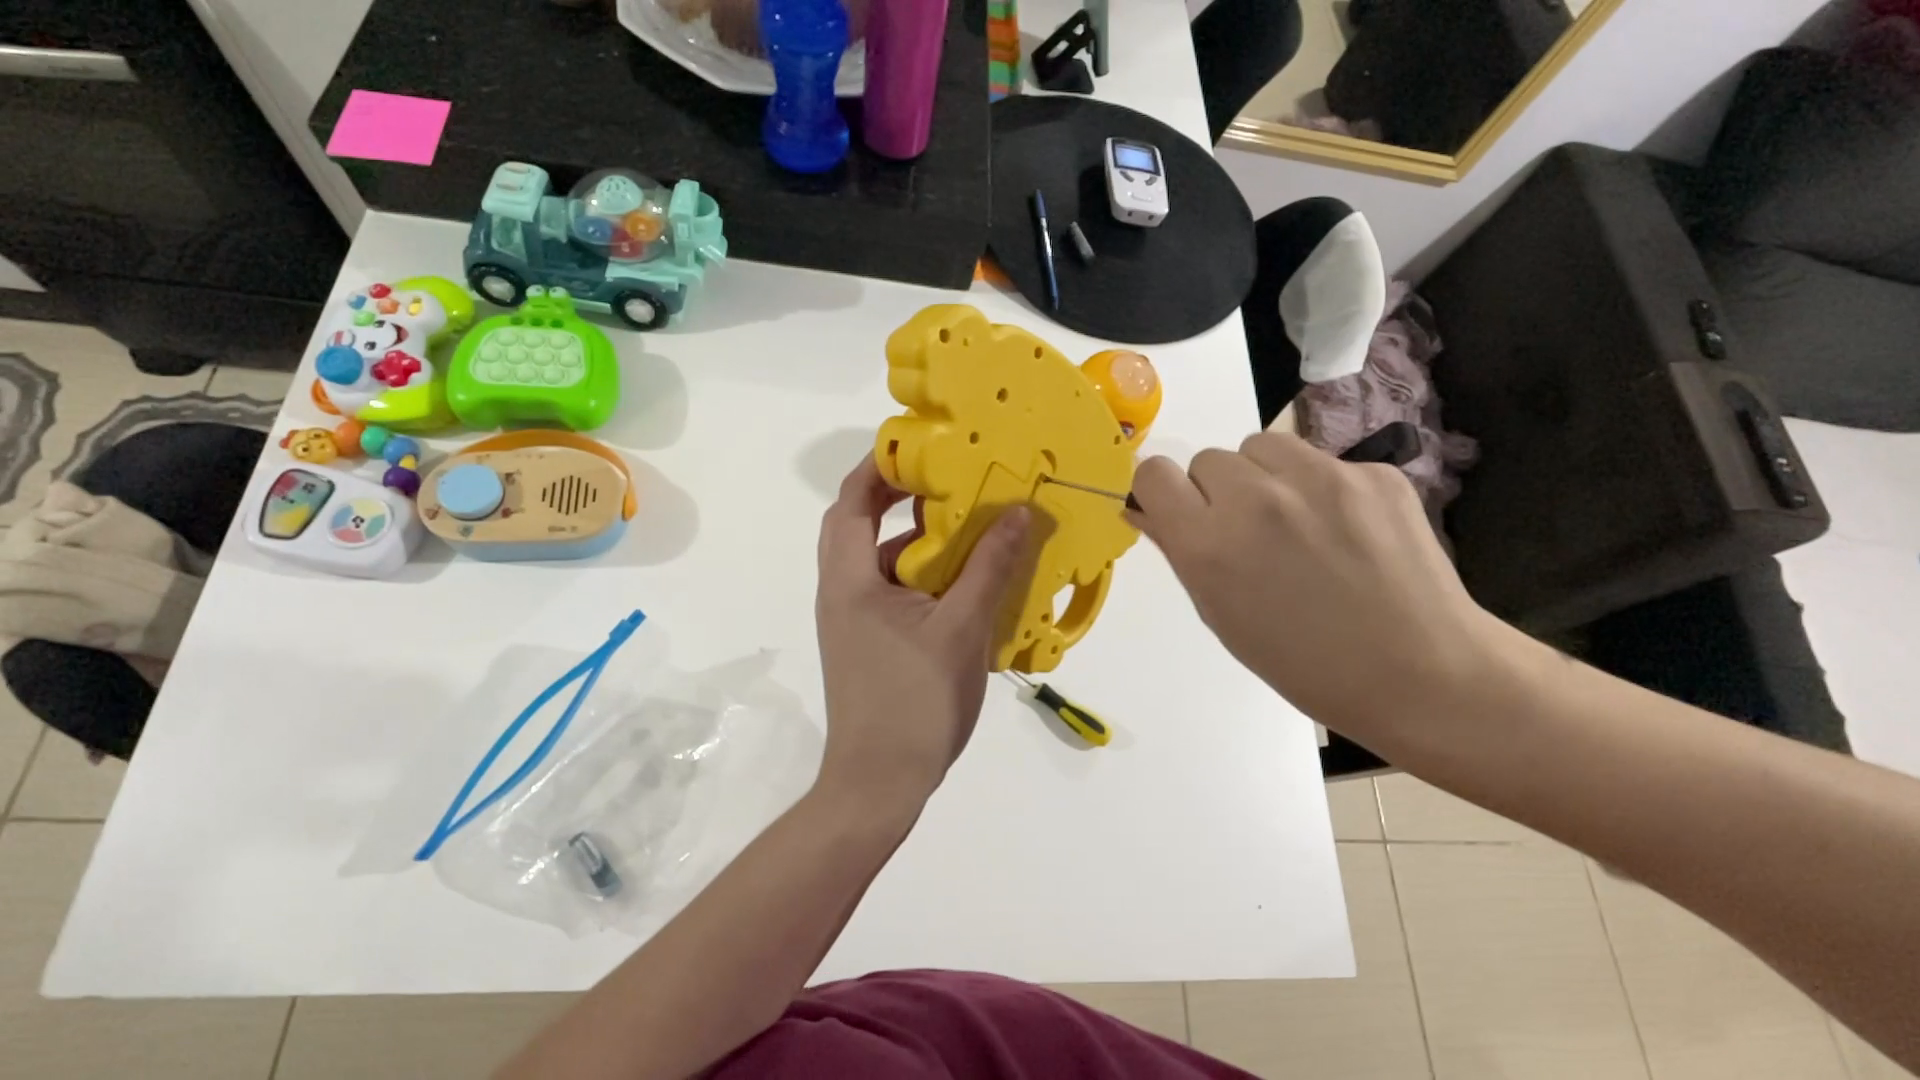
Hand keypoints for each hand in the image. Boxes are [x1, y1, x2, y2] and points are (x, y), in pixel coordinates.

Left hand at [815, 456, 1031, 810]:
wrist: (880, 784)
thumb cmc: (914, 700)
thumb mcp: (961, 628)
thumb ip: (989, 567)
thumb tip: (1020, 512)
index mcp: (849, 578)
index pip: (852, 500)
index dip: (881, 465)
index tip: (924, 445)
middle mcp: (843, 592)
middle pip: (865, 527)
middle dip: (907, 502)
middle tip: (957, 483)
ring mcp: (856, 622)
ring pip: (888, 564)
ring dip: (928, 546)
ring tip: (980, 532)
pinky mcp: (873, 645)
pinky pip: (900, 595)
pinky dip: (932, 582)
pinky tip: (975, 588)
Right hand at [1128, 432, 1510, 739]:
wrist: (1418, 673)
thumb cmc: (1303, 663)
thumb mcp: (1221, 616)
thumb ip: (1181, 553)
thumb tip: (1146, 511)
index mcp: (1210, 544)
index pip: (1155, 474)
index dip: (1163, 492)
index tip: (1181, 511)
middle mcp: (1256, 499)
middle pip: (1209, 459)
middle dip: (1219, 491)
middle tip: (1250, 534)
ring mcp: (1321, 478)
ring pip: (1262, 446)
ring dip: (1265, 476)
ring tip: (1296, 523)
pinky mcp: (1373, 473)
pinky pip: (1323, 461)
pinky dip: (1322, 489)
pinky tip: (1347, 532)